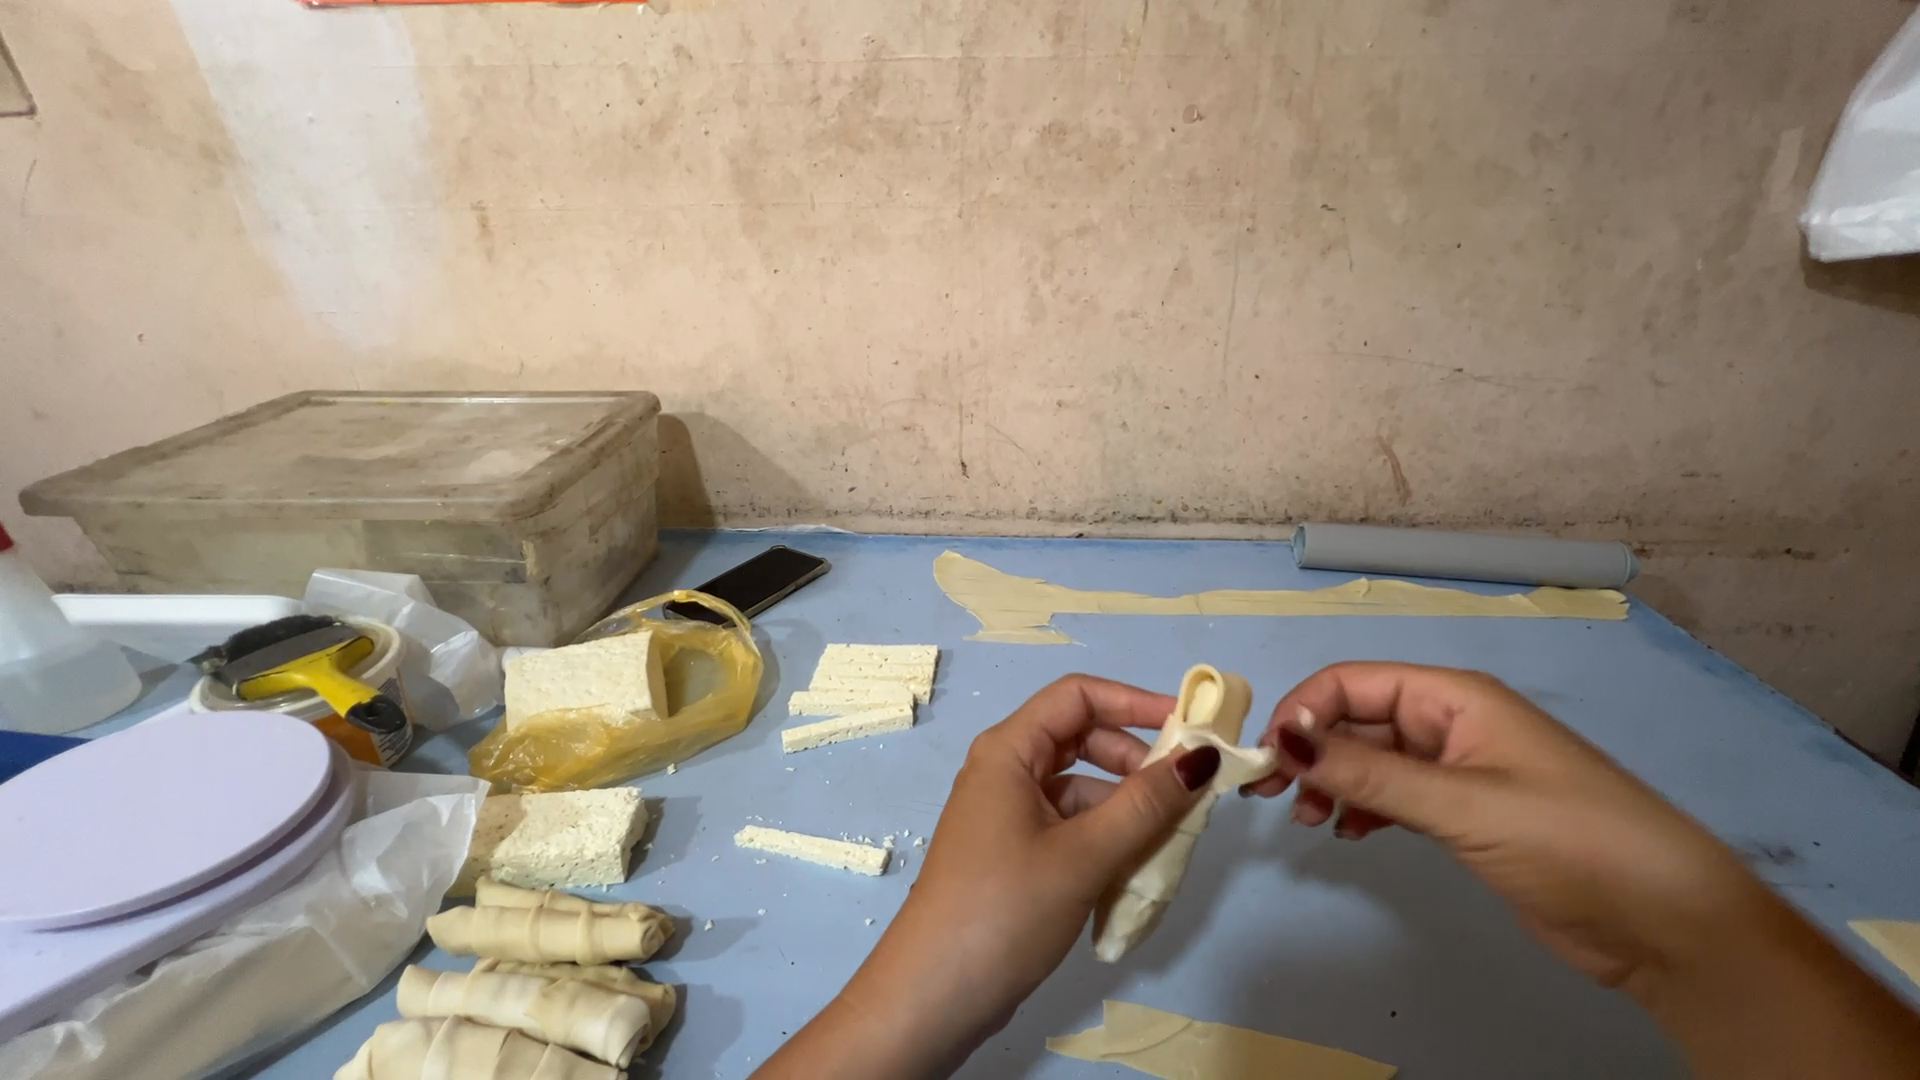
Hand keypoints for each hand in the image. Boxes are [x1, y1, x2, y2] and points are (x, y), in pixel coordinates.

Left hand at [754, 675, 1220, 1079]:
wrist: (934, 994)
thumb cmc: (1005, 908)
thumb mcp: (1083, 854)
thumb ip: (1145, 804)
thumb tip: (1200, 756)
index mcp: (1010, 748)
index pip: (1078, 695)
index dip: (1135, 700)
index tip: (1190, 724)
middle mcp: (1007, 768)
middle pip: (1083, 739)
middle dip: (1136, 760)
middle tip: (1187, 791)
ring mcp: (1009, 811)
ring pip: (1081, 787)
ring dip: (1126, 807)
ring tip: (1172, 840)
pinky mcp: (1016, 850)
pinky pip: (1071, 824)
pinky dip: (1106, 838)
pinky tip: (1137, 871)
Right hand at [1245, 661, 1919, 1078]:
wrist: (1674, 930)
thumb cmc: (1570, 842)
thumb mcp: (1460, 803)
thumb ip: (1366, 772)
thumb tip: (1281, 738)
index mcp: (1453, 697)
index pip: (1351, 683)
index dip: (1302, 710)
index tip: (1267, 758)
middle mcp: (1448, 723)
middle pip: (1354, 719)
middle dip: (1309, 751)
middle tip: (1271, 796)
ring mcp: (1455, 768)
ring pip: (1367, 759)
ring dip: (1330, 783)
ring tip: (1310, 823)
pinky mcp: (1462, 812)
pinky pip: (1389, 794)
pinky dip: (1360, 809)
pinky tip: (1350, 835)